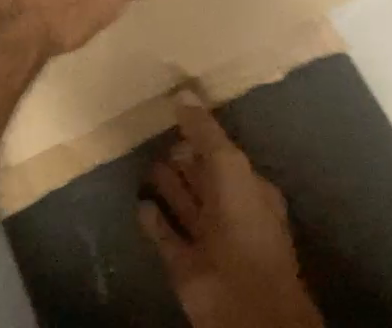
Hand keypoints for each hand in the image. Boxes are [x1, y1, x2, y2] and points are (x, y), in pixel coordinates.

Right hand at [140, 92, 324, 327]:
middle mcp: (231, 213)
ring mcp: (207, 239)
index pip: (224, 157)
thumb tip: (183, 92)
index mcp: (251, 190)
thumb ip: (205, 131)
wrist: (241, 299)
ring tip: (146, 163)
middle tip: (158, 136)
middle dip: (184, 160)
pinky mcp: (183, 263)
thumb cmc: (244, 224)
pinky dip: (154, 220)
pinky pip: (165, 235)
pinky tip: (140, 202)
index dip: (203, 138)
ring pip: (184, 205)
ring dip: (168, 186)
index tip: (178, 117)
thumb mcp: (229, 165)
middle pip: (203, 180)